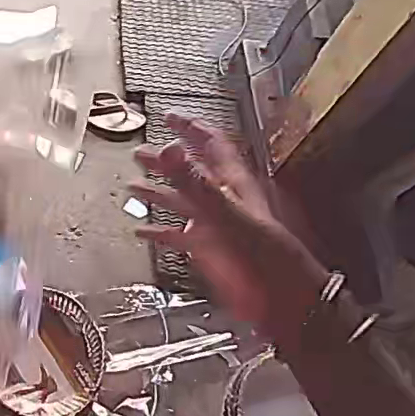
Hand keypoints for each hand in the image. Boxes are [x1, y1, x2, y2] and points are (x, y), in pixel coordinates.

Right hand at [130, 114, 327, 341]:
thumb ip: (196, 183)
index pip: (210, 144)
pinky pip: (176, 237)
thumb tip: (170, 149)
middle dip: (165, 161)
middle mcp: (220, 200)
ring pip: (179, 203)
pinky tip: (141, 231)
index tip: (168, 116)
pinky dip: (158, 232)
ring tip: (132, 185)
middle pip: (189, 172)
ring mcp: (212, 225)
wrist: (282, 298)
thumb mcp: (228, 214)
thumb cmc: (267, 254)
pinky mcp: (205, 250)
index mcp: (231, 184)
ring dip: (156, 194)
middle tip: (140, 152)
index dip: (190, 128)